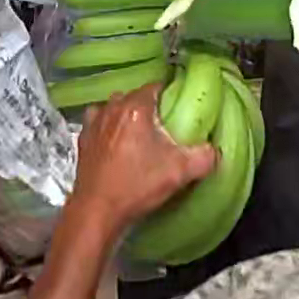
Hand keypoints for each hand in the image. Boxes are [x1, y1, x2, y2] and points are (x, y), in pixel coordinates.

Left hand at [68, 83, 216, 234]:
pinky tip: (114, 141)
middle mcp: (113, 107)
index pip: (155, 86)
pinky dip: (107, 126)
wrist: (97, 211)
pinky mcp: (84, 137)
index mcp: (136, 107)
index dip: (168, 95)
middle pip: (135, 96)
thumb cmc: (137, 186)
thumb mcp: (179, 172)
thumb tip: (215, 150)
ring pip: (115, 106)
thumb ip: (204, 157)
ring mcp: (95, 121)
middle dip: (149, 106)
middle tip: (162, 127)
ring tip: (139, 134)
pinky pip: (99, 121)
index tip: (177, 108)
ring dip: (126, 114)